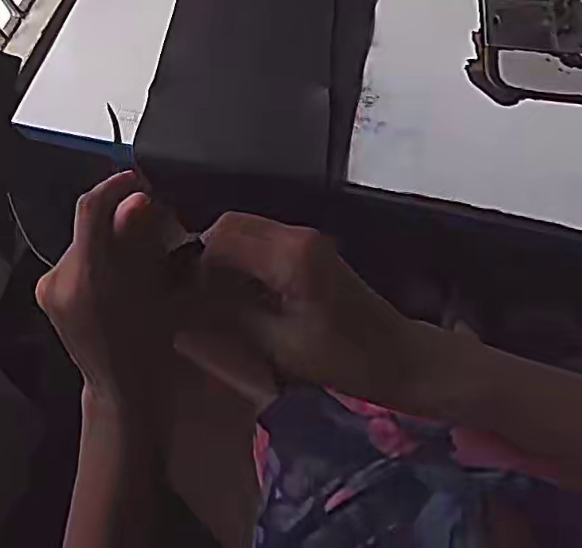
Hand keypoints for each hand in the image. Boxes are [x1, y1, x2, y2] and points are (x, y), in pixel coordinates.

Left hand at [36, 172, 184, 409]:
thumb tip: (135, 199)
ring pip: (84, 239)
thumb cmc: (147, 342)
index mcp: (86, 278)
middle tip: (147, 220)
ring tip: (135, 254)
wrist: (123, 388)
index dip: (114, 186)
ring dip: (108, 236)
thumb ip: (139, 237)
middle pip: (88, 224)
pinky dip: (96, 254)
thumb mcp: (154, 285)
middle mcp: (58, 280)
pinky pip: (76, 256)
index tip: (135, 181)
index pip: (90, 209)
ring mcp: (48, 289)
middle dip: (118, 215)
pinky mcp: (46, 293)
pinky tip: (115, 273)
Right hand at [189, 212, 424, 405]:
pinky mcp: (308, 246)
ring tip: (215, 294)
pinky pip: (261, 238)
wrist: (399, 356)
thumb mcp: (281, 348)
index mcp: (289, 256)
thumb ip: (230, 324)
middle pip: (232, 224)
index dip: (197, 264)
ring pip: (245, 228)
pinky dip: (242, 256)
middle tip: (196, 292)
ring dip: (224, 254)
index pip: (223, 238)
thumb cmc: (343, 359)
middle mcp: (295, 234)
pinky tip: (241, 290)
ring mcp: (303, 236)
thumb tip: (183, 318)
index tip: (185, 296)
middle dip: (207, 253)